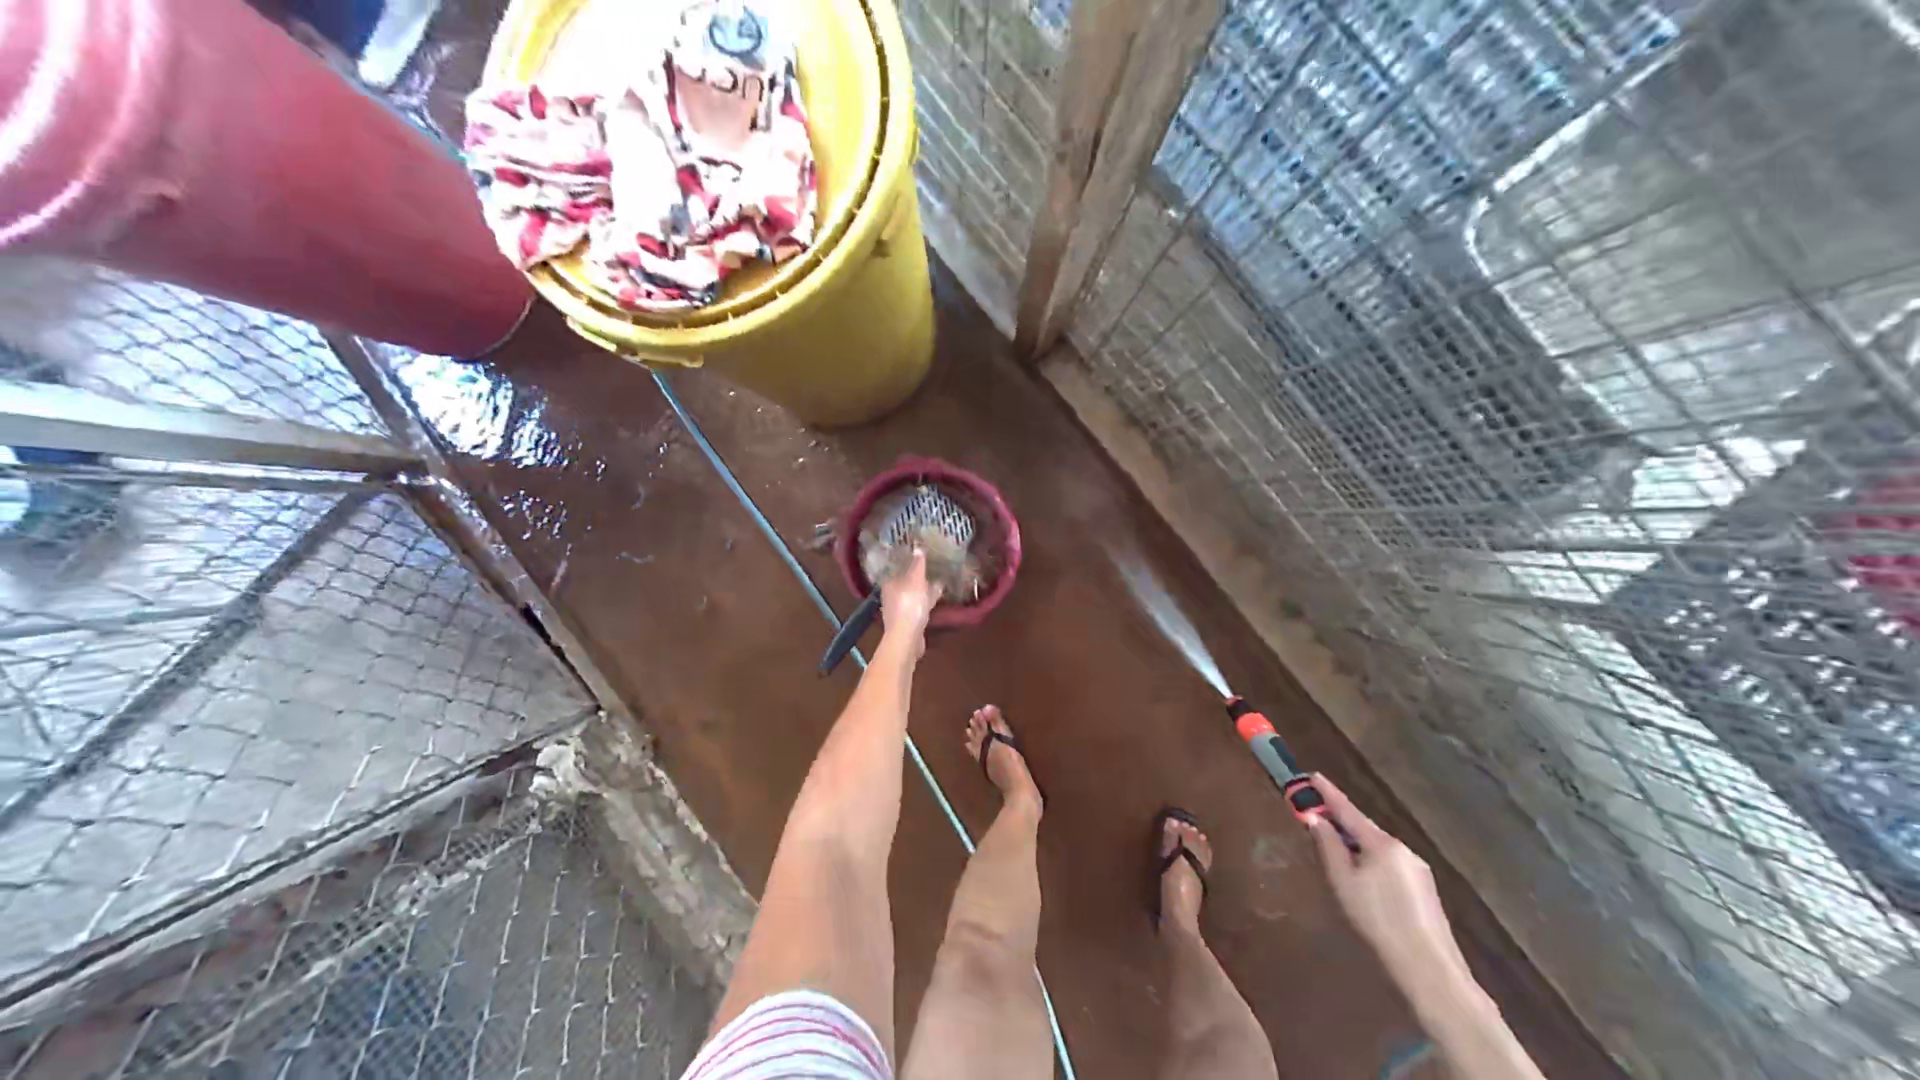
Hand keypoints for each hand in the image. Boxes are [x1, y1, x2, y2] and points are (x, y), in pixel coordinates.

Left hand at [880, 548, 941, 638]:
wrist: (907, 637)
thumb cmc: (910, 604)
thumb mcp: (916, 579)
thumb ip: (918, 564)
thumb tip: (918, 547)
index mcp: (889, 582)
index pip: (896, 565)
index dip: (906, 557)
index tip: (918, 551)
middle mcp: (891, 593)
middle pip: (904, 579)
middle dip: (916, 573)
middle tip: (930, 563)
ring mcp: (899, 608)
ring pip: (913, 592)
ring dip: (924, 587)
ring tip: (937, 579)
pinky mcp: (908, 619)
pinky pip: (919, 604)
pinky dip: (927, 599)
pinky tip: (937, 596)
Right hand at [1304, 773, 1467, 983]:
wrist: (1428, 966)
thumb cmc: (1377, 919)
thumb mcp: (1342, 881)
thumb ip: (1328, 845)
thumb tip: (1316, 819)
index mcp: (1382, 843)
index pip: (1348, 810)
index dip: (1328, 792)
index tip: (1311, 775)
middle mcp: (1402, 848)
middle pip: (1364, 828)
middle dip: (1340, 821)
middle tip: (1316, 818)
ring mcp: (1417, 868)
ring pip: (1377, 847)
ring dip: (1355, 844)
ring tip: (1335, 853)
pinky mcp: (1423, 887)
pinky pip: (1389, 863)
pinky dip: (1370, 860)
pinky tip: (1363, 878)